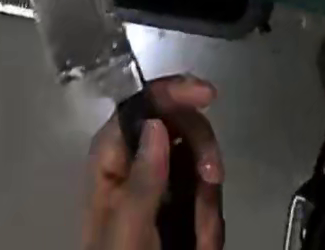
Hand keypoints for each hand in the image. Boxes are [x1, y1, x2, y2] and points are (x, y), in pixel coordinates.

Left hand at [82, 75, 224, 249]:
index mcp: (111, 156)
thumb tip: (156, 124)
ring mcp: (157, 182)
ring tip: (200, 241)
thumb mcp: (128, 232)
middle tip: (213, 179)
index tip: (208, 94)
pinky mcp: (176, 205)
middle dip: (201, 151)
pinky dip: (210, 220)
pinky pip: (206, 194)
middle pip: (177, 123)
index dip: (173, 90)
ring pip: (198, 160)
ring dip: (207, 200)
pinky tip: (201, 246)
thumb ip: (142, 180)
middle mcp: (134, 160)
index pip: (141, 103)